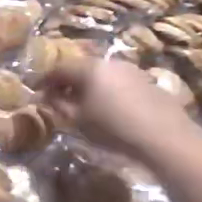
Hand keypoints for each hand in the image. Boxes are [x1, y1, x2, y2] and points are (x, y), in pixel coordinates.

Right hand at [42, 57, 198, 161]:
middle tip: (57, 96)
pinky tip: (107, 106)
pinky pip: (119, 81)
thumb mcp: (74, 118)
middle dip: (67, 81)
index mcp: (90, 68)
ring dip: (88, 84)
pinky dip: (107, 89)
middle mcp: (111, 63)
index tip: (36, 92)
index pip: (58, 68)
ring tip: (82, 102)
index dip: (44, 80)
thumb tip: (47, 96)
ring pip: (102, 73)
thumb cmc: (111, 127)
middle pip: (82, 67)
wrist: (165, 138)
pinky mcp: (149, 82)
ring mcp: (134, 71)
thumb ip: (57, 103)